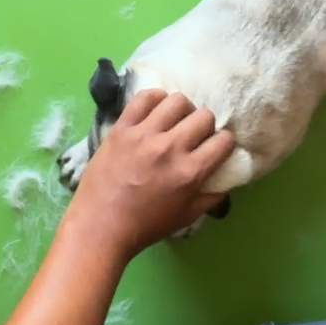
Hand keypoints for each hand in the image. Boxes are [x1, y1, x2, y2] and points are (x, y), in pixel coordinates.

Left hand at [60, 90, 235, 261]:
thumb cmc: (145, 226)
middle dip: (206, 125)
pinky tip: (155, 111)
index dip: (225, 143)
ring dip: (182, 111)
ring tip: (174, 121)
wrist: (100, 225)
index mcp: (190, 172)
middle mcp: (170, 148)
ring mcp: (144, 134)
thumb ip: (210, 198)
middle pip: (204, 116)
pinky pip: (144, 98)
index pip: (223, 141)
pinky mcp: (121, 127)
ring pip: (177, 101)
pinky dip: (155, 99)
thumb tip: (224, 182)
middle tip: (194, 135)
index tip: (217, 147)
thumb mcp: (186, 217)